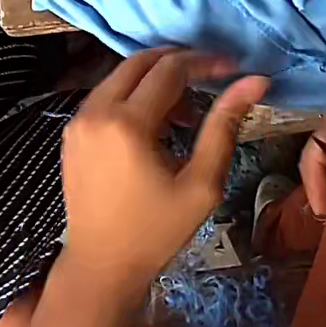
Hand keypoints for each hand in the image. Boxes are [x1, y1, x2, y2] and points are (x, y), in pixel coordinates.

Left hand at [60, 51, 269, 294]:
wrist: (101, 266)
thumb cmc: (156, 231)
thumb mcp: (201, 183)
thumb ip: (224, 125)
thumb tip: (254, 82)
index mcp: (128, 124)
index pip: (169, 69)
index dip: (204, 62)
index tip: (232, 68)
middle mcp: (96, 111)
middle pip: (140, 61)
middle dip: (179, 60)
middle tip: (211, 76)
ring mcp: (78, 120)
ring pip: (121, 74)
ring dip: (155, 77)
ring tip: (187, 108)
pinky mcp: (71, 132)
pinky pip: (106, 94)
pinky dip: (133, 94)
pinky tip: (156, 121)